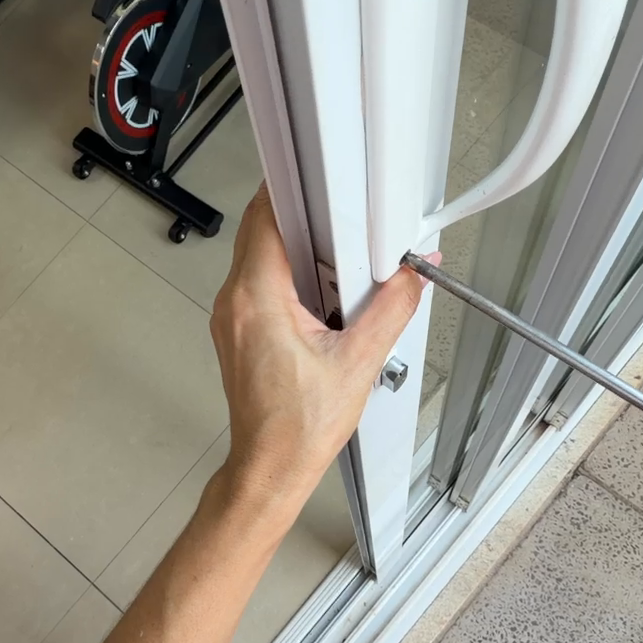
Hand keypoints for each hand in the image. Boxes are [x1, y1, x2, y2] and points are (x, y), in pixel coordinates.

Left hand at [209, 185, 428, 507]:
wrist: (272, 467)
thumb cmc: (298, 429)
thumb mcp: (358, 363)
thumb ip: (390, 309)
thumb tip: (411, 276)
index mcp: (256, 300)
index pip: (265, 215)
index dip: (293, 186)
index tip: (319, 174)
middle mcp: (234, 304)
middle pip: (263, 231)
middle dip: (308, 221)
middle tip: (347, 226)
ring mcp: (231, 320)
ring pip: (261, 259)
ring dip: (301, 253)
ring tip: (341, 266)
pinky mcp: (239, 334)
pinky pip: (261, 287)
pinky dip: (291, 281)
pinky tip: (324, 300)